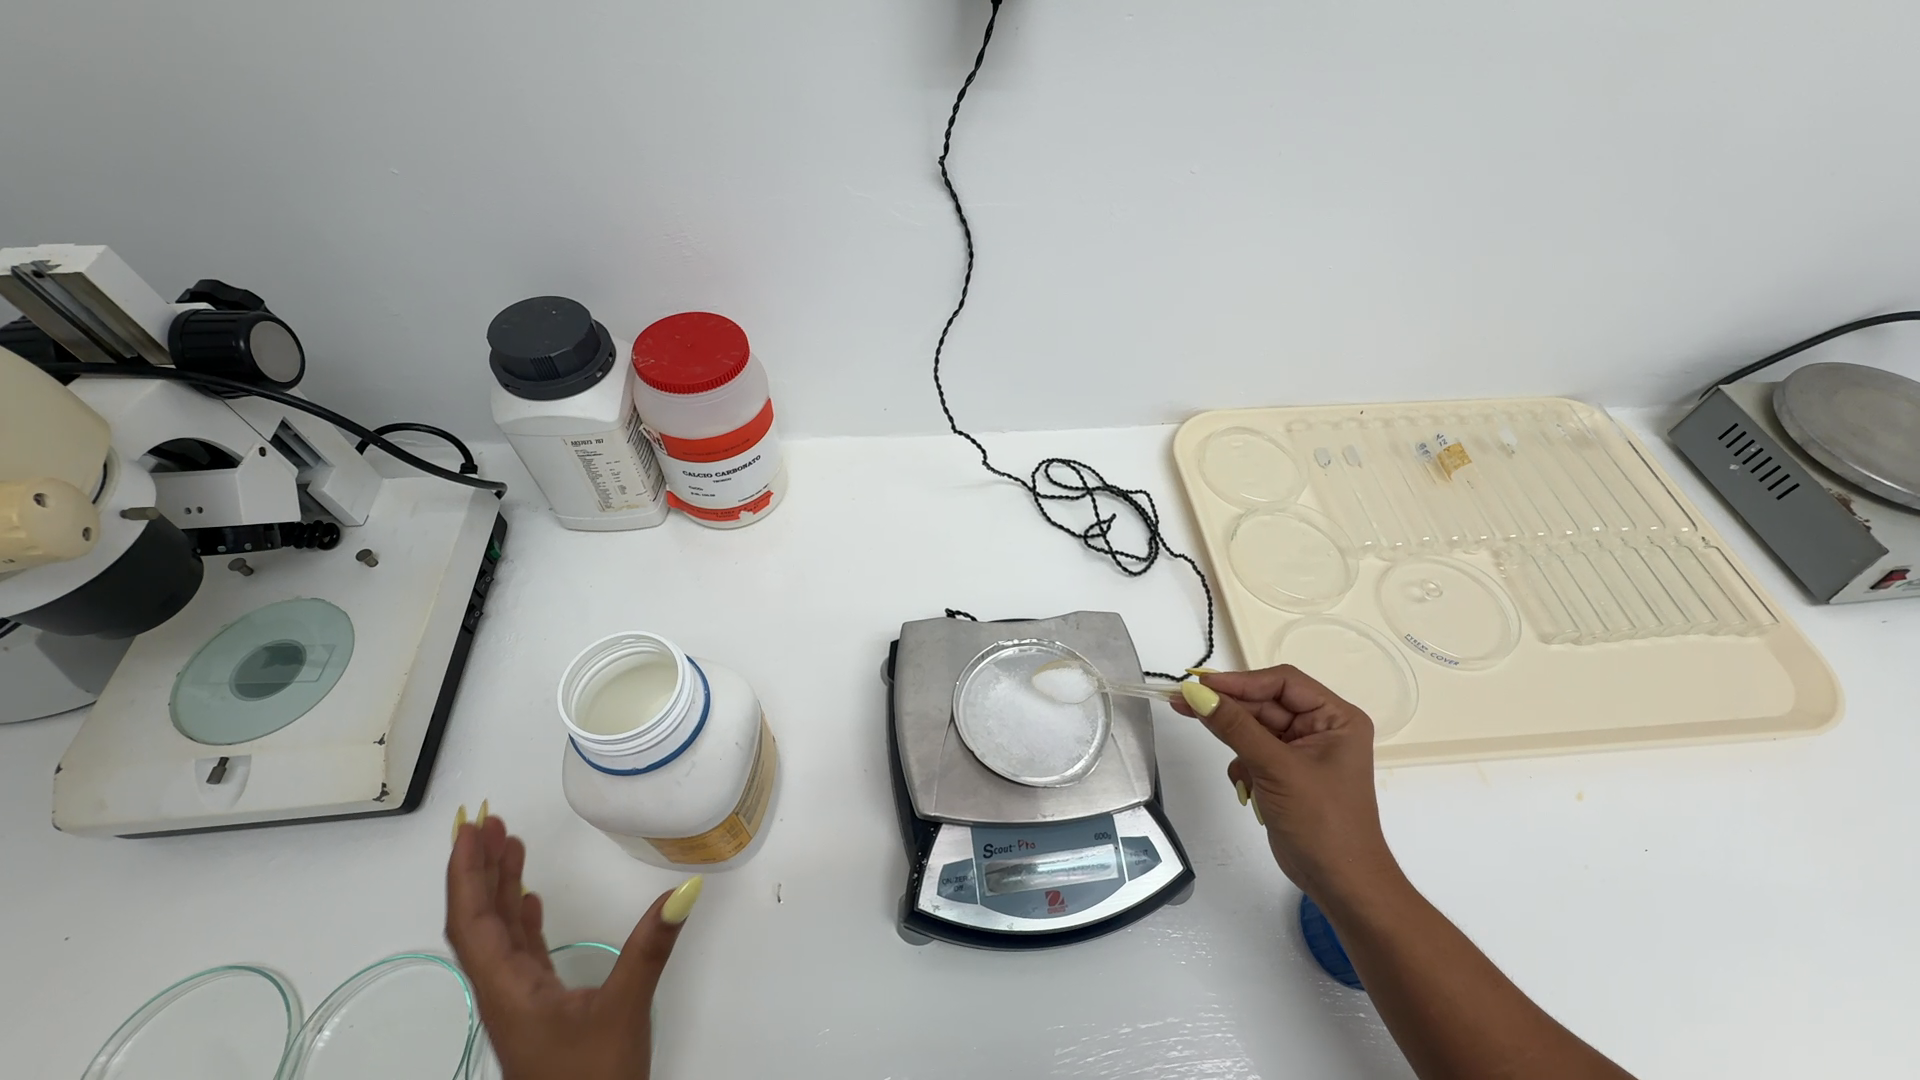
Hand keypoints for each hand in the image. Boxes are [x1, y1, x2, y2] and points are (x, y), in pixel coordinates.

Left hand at [445, 813, 702, 1079]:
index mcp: (506, 990)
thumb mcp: (625, 1010)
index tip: (469, 829)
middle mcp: (503, 991)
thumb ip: (652, 947)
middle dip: (479, 869)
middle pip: (478, 921)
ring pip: (498, 933)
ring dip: (498, 887)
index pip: (472, 922)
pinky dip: (519, 918)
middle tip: (488, 821)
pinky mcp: (539, 1007)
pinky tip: (528, 900)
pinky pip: (519, 950)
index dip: (466, 873)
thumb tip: (686, 889)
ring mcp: (519, 1000)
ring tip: (508, 843)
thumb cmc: (592, 1079)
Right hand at [1172, 665, 1399, 899]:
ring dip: (1234, 739)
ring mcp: (1303, 752)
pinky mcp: (1286, 774)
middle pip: (1265, 703)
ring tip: (1204, 735)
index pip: (1282, 682)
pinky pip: (1253, 751)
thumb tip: (1195, 692)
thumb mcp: (1275, 768)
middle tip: (1182, 702)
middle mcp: (1322, 728)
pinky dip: (1241, 762)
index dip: (1240, 681)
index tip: (1200, 685)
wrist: (1341, 883)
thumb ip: (1234, 727)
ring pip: (1254, 727)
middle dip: (1229, 708)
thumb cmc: (1321, 821)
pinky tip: (1242, 783)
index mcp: (1336, 718)